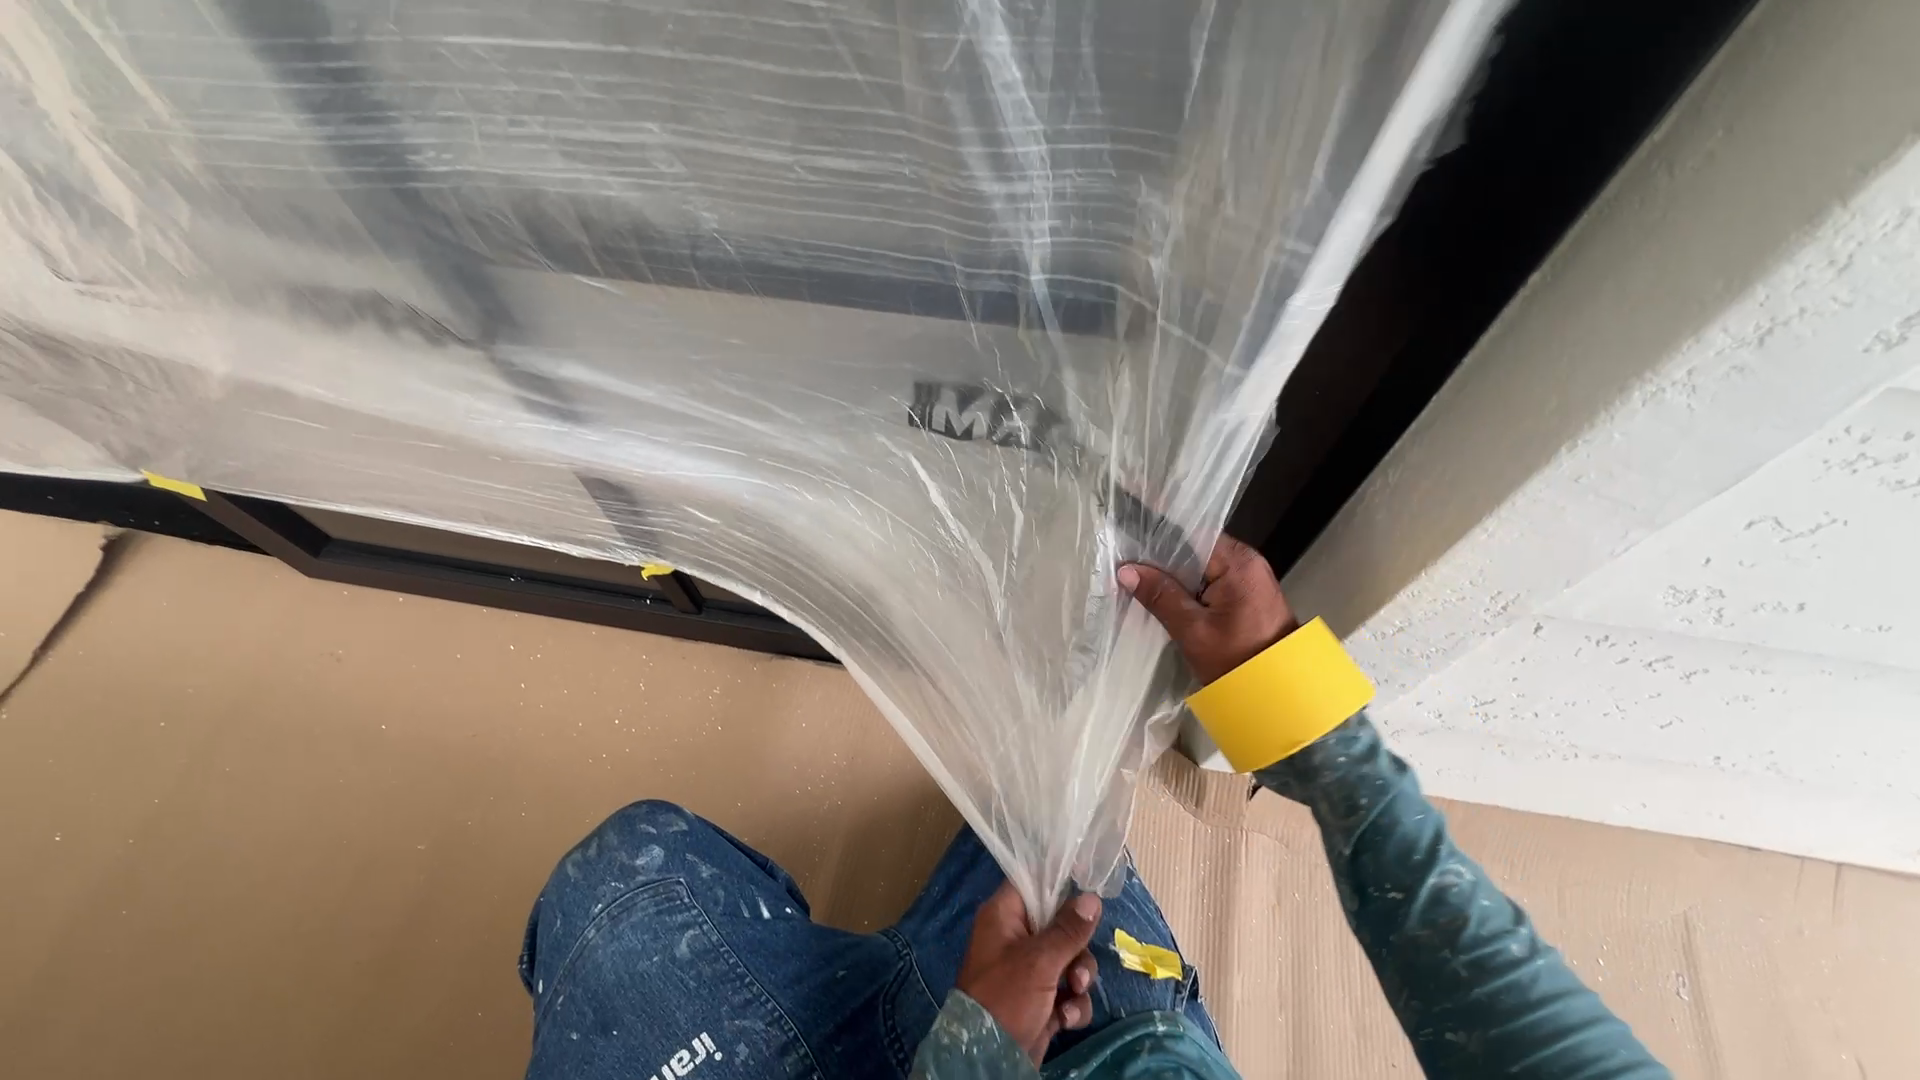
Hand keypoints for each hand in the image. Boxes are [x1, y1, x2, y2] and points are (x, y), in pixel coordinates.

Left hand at [954, 883, 1101, 1063]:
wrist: (989, 1059)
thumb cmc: (1006, 997)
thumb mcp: (1038, 960)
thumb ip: (1067, 929)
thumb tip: (1092, 897)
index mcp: (1004, 916)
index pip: (1033, 884)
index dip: (1059, 885)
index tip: (1088, 892)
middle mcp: (1015, 937)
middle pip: (1060, 925)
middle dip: (1077, 950)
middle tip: (1077, 970)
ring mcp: (1027, 971)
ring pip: (1069, 960)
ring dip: (1079, 980)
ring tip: (1073, 994)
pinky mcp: (1039, 1000)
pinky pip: (1067, 992)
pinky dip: (1072, 1005)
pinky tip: (1065, 1020)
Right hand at [1118, 533, 1299, 683]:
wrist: (1277, 695)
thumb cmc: (1237, 659)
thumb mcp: (1193, 630)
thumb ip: (1160, 596)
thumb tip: (1127, 570)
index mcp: (1237, 561)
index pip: (1189, 535)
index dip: (1157, 540)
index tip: (1127, 546)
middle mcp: (1245, 561)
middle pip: (1193, 550)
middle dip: (1161, 560)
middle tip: (1125, 568)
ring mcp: (1247, 578)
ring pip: (1199, 568)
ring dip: (1172, 577)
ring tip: (1137, 582)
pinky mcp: (1244, 595)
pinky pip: (1208, 582)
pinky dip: (1187, 589)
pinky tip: (1163, 598)